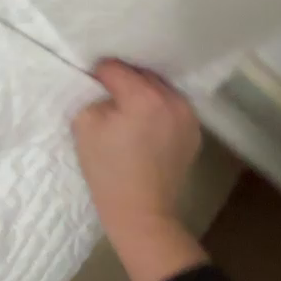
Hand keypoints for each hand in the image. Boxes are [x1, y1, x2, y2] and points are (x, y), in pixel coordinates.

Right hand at [72, 60, 209, 280]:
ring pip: (159, 88)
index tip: (91, 91)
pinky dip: (158, 109)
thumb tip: (104, 90)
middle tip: (108, 101)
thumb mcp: (85, 125)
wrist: (141, 212)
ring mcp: (188, 116)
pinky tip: (147, 128)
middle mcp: (172, 100)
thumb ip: (93, 96)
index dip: (98, 76)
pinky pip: (172, 106)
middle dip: (123, 82)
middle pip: (141, 73)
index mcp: (143, 97)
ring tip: (129, 114)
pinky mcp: (195, 131)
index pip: (114, 67)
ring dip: (143, 94)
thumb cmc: (107, 170)